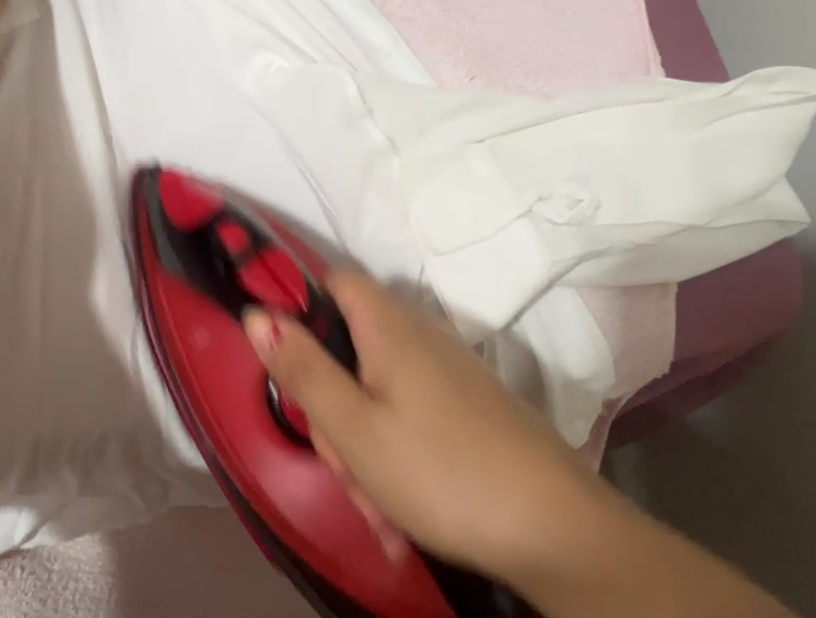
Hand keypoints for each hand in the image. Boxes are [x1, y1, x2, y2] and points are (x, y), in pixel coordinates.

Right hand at [242, 274, 617, 582]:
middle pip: (350, 349)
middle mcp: (421, 338)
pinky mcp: (469, 412)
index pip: (334, 282)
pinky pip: (409, 421)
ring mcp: (449, 376)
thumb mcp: (353, 427)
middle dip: (333, 409)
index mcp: (389, 328)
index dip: (302, 311)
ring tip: (377, 509)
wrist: (559, 533)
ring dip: (362, 448)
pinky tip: (400, 517)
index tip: (289, 366)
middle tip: (341, 463)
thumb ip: (302, 368)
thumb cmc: (441, 472)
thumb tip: (256, 313)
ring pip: (376, 396)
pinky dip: (395, 460)